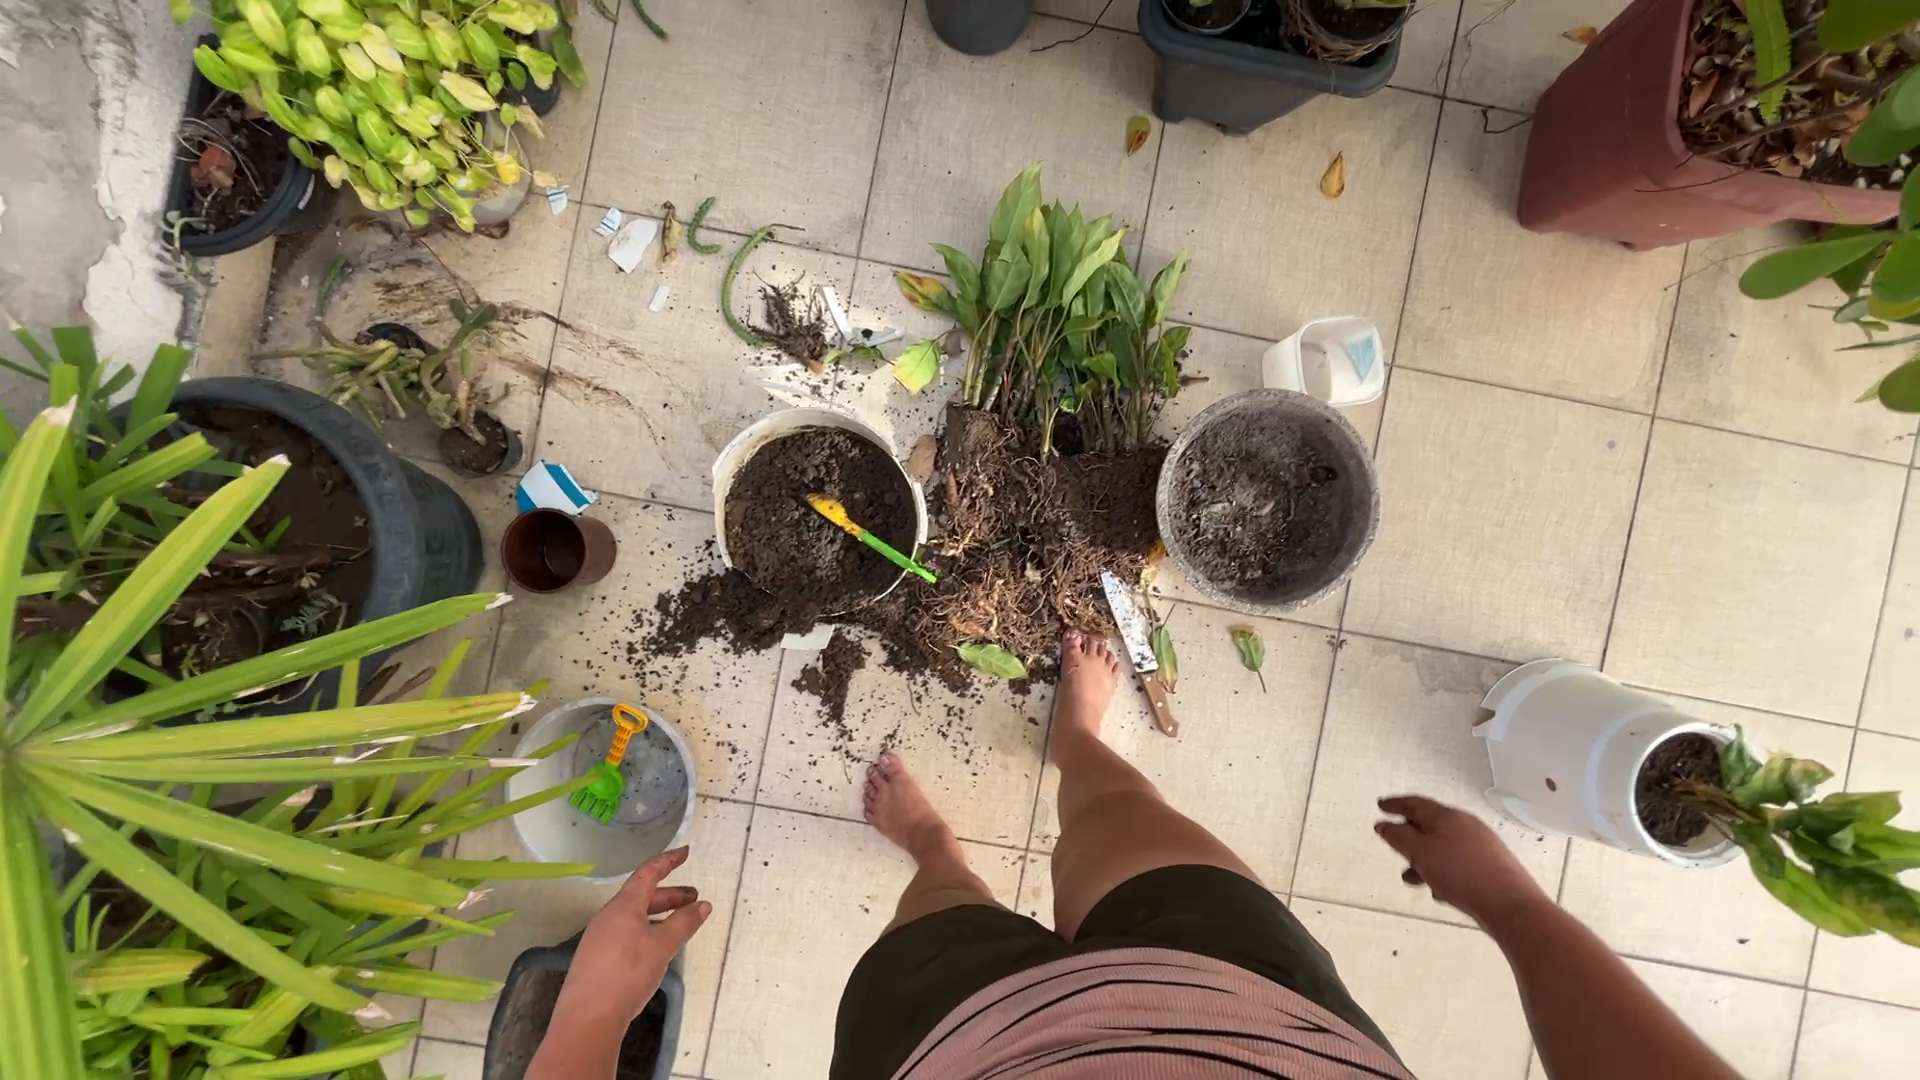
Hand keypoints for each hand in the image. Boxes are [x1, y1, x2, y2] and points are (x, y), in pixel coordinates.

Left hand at [550, 847, 711, 1033]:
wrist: (586, 1021)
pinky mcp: (596, 961)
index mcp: (623, 906)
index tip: (686, 852)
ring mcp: (599, 940)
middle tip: (693, 898)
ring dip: (659, 915)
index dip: (668, 861)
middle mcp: (608, 917)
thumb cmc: (627, 973)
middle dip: (670, 895)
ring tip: (679, 923)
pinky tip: (656, 948)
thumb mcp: (663, 946)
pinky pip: (626, 935)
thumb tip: (703, 905)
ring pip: (634, 917)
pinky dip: (646, 931)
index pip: (648, 873)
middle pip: (642, 896)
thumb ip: (685, 922)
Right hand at [1373, 796, 1548, 929]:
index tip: (1380, 806)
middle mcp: (1466, 827)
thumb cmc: (1459, 873)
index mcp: (1448, 817)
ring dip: (1424, 860)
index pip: (1415, 803)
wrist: (1513, 908)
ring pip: (1444, 848)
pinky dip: (1443, 872)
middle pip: (1430, 826)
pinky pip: (1459, 864)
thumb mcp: (1419, 852)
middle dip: (1409, 836)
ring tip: (1411, 879)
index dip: (1395, 804)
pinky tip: (1439, 891)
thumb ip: (1397, 837)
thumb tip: (1383, 825)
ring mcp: (1483, 848)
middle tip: (1393, 842)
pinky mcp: (1493, 869)